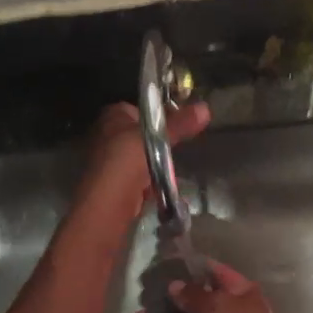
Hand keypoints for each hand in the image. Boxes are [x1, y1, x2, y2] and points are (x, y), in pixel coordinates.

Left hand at [81, 101, 209, 212]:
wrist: (107, 204)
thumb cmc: (127, 161)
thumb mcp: (158, 138)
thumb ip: (180, 124)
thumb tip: (205, 108)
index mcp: (113, 117)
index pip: (139, 108)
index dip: (157, 115)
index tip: (176, 123)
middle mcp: (107, 136)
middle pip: (141, 134)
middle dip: (159, 143)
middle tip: (178, 146)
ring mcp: (110, 161)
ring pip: (141, 158)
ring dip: (156, 164)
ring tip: (173, 167)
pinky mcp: (116, 184)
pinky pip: (139, 179)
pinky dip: (151, 183)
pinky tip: (163, 186)